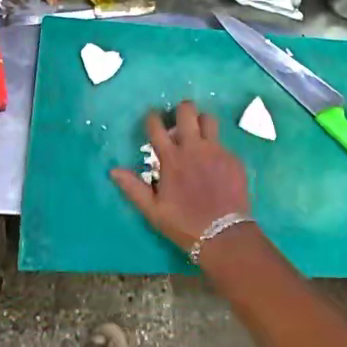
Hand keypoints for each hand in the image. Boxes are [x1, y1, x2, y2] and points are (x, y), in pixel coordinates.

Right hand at [110, 100, 251, 254]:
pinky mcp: (233, 159)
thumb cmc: (184, 223)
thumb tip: (113, 170)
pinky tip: (214, 163)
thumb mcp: (153, 210)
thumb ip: (133, 188)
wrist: (224, 235)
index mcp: (171, 158)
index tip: (152, 118)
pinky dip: (215, 147)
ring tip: (198, 134)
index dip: (152, 118)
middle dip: (181, 110)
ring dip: (201, 122)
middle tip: (179, 121)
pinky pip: (223, 143)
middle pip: (187, 111)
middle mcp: (194, 148)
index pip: (156, 126)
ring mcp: (216, 151)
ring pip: (209, 119)